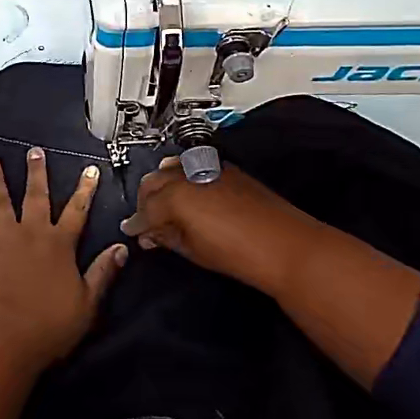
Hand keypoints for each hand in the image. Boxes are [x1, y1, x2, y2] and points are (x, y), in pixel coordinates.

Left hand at [0, 148, 126, 367]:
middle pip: (36, 196)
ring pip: (0, 202)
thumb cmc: (48, 325)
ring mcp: (2, 239)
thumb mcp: (87, 303)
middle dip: (37, 173)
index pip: (78, 210)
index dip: (85, 190)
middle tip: (35, 152)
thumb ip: (103, 273)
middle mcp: (32, 233)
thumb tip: (121, 248)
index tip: (90, 169)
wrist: (1, 337)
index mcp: (60, 244)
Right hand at [121, 157, 323, 295]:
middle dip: (145, 202)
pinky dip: (183, 178)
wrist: (284, 244)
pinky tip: (187, 196)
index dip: (136, 223)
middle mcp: (188, 175)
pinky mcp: (225, 168)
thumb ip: (166, 237)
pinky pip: (192, 167)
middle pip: (153, 183)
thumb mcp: (193, 251)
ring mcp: (208, 167)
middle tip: (146, 224)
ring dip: (163, 186)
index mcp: (175, 195)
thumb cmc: (241, 251)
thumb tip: (151, 234)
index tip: (135, 232)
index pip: (144, 209)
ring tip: (165, 209)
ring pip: (171, 170)